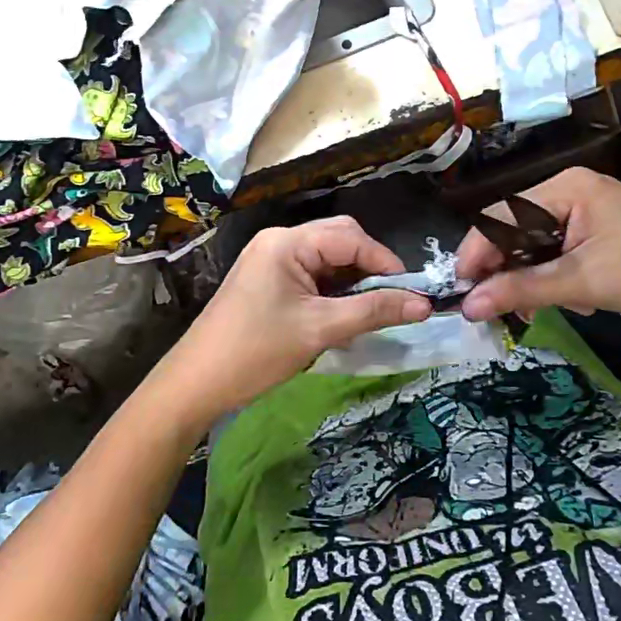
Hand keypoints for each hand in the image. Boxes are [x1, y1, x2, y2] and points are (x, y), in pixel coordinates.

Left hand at [161, 217, 431, 413]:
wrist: (197, 383)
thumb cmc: (257, 351)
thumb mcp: (320, 330)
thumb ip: (374, 311)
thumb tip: (424, 304)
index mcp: (287, 242)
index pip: (351, 237)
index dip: (385, 262)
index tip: (413, 294)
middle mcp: (279, 242)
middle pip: (340, 242)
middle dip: (370, 270)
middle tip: (393, 303)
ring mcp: (270, 261)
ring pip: (328, 262)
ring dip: (352, 285)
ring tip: (370, 315)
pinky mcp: (267, 282)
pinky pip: (311, 277)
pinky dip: (333, 295)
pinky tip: (343, 319)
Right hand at [456, 167, 620, 333]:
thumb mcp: (583, 281)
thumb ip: (521, 290)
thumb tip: (466, 306)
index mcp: (564, 189)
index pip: (499, 218)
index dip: (476, 255)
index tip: (462, 294)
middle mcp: (569, 194)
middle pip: (514, 234)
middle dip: (509, 274)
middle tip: (505, 311)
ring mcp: (585, 215)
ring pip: (535, 250)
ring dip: (535, 282)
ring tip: (549, 309)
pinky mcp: (597, 236)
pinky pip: (558, 257)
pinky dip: (558, 282)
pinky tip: (577, 302)